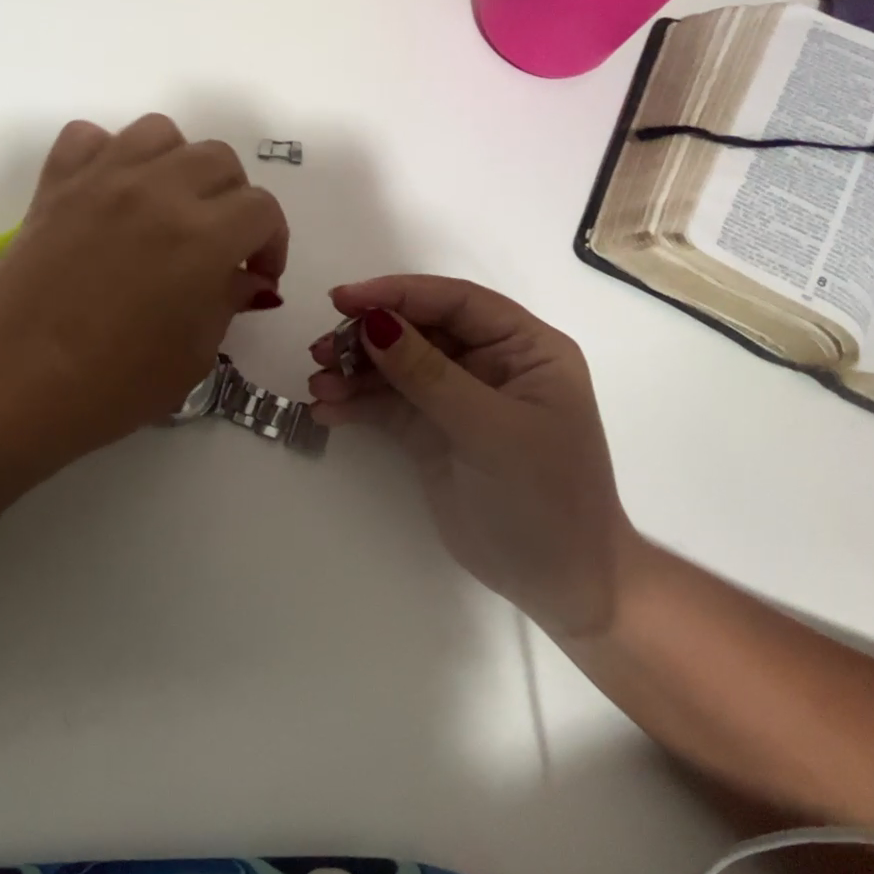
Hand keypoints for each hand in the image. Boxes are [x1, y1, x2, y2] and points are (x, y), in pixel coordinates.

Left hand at [0, 115, 288, 452]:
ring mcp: (101, 181)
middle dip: (232, 201)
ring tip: (167, 208)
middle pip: (218, 160)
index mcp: (204, 237)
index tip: (258, 277)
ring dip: (177, 166)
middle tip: (218, 245)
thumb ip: (226, 304)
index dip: (271, 244)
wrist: (19, 385)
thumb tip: (247, 279)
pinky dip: (107, 155)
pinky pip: (88, 138)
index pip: (261, 210)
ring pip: (159, 134)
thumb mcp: (192, 357)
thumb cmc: (114, 388)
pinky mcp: (54, 186)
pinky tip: (109, 195)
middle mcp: (158, 191)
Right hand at [308, 276, 637, 636]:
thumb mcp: (489, 429)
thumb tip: (373, 323)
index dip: (399, 294)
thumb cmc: (543, 496)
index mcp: (525, 349)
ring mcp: (457, 401)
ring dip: (354, 372)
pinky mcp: (431, 434)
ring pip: (396, 368)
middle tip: (321, 349)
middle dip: (368, 336)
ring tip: (317, 385)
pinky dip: (356, 405)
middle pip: (418, 331)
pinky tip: (326, 411)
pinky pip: (387, 406)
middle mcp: (489, 365)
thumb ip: (428, 374)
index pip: (456, 303)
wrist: (556, 579)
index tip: (342, 300)